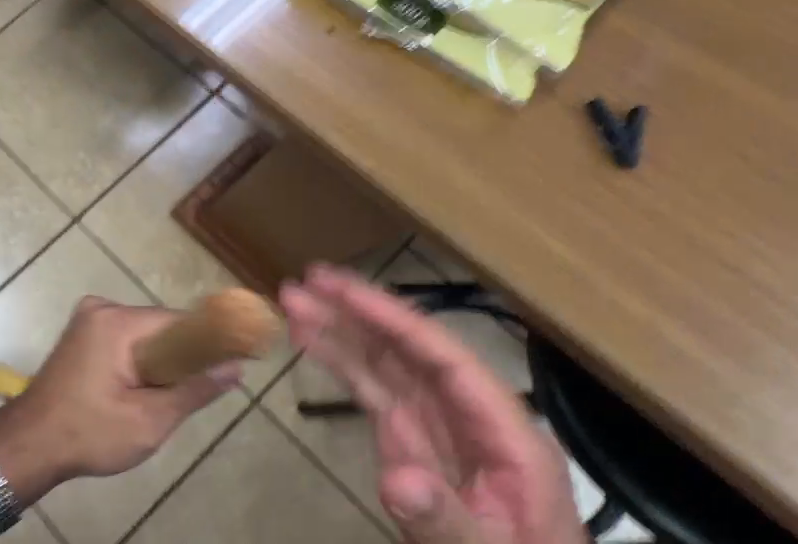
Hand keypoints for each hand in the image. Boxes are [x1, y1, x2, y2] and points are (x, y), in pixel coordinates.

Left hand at [0, 296, 242, 492]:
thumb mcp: (151, 419)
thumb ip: (194, 389)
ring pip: (146, 336)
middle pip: (162, 327)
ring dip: (163, 363)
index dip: (212, 342)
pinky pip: (127, 341)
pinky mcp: (83, 334)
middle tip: (197, 394)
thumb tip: (236, 368)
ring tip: (166, 399)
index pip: (180, 321)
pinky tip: (145, 392)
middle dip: (184, 358)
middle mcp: (101, 309)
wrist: (33, 440)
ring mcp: (88, 320)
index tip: (239, 362)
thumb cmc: (91, 432)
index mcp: (116, 321)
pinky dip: (142, 362)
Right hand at [281, 265, 585, 543]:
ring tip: (292, 301)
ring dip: (340, 332)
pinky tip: (308, 341)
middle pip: (412, 354)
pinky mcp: (414, 447)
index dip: (393, 319)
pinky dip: (341, 364)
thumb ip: (448, 522)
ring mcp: (442, 434)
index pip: (448, 362)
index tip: (341, 290)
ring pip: (387, 367)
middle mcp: (474, 423)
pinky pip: (375, 393)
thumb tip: (397, 481)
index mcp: (509, 440)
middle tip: (304, 282)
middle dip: (357, 315)